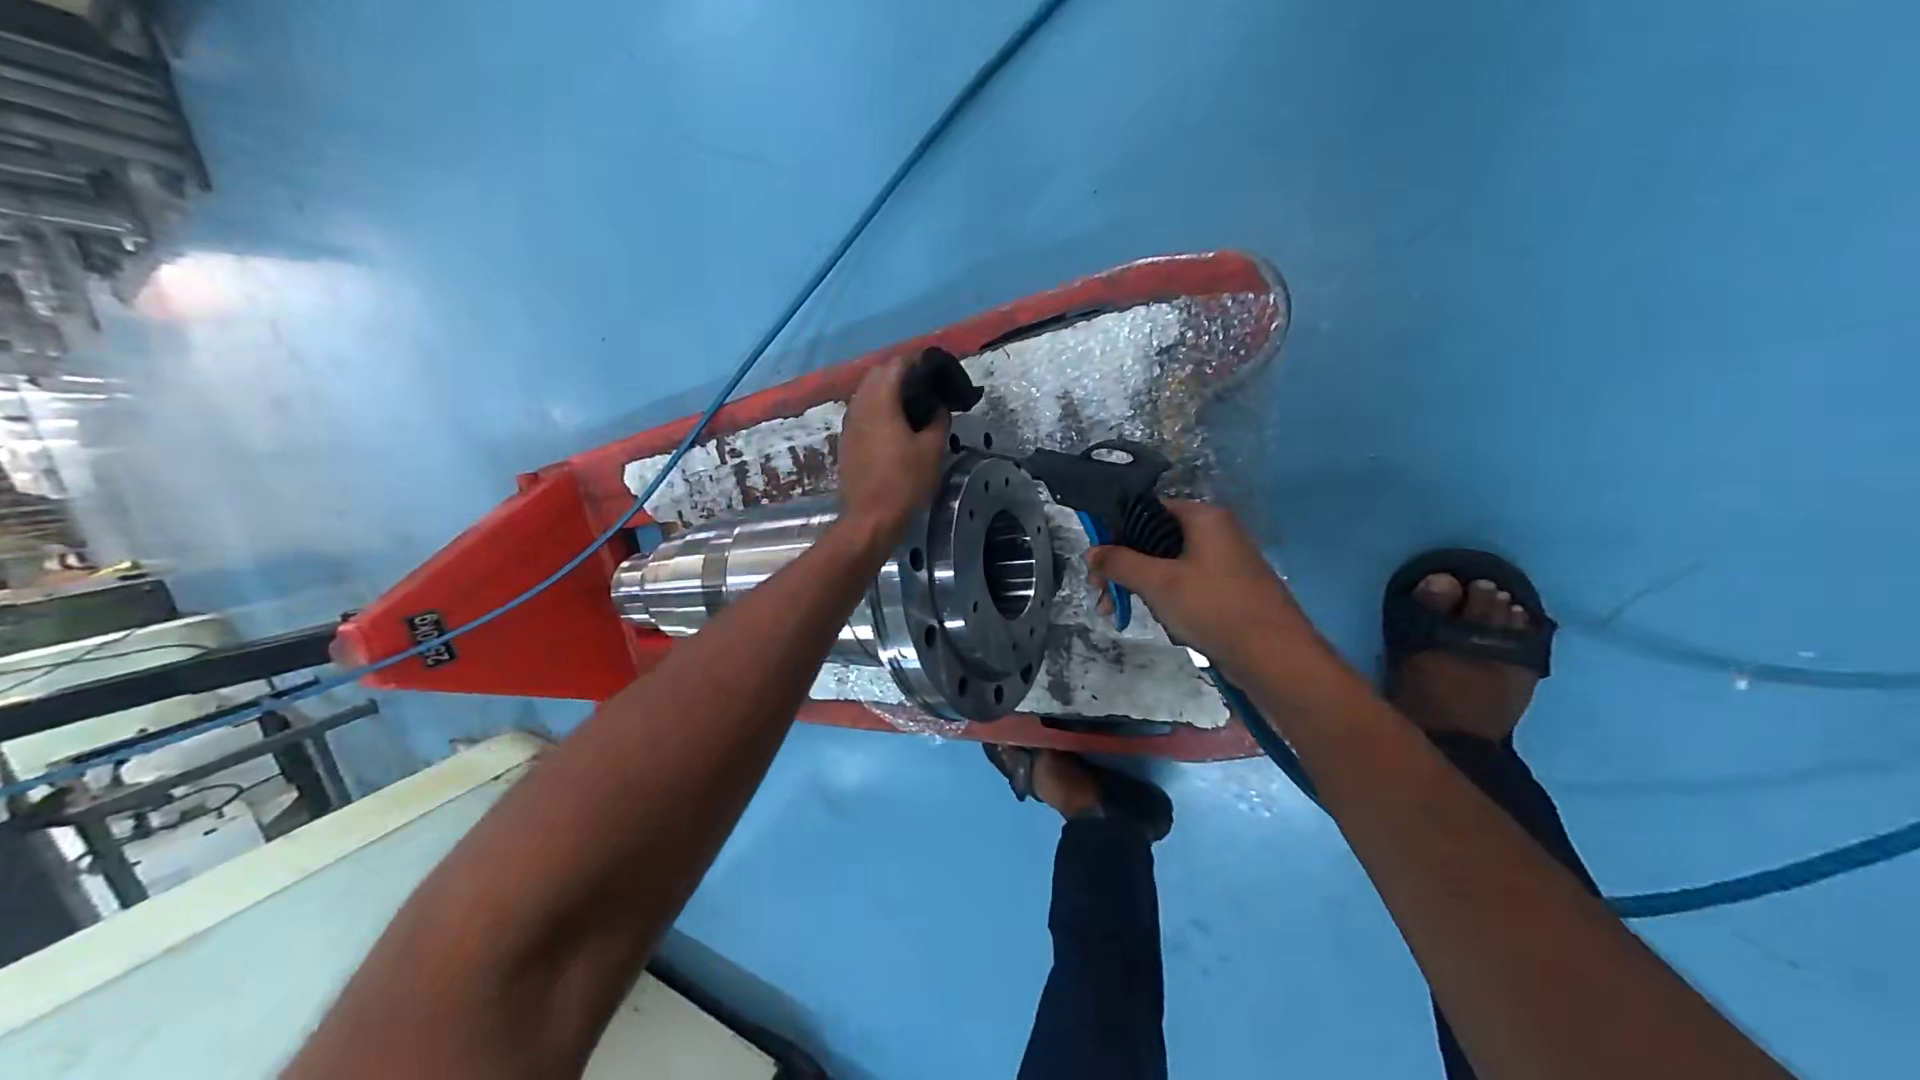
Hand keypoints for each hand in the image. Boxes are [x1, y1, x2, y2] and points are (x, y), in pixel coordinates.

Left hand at [837, 356, 950, 538]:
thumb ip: (938, 420)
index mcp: (881, 403)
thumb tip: (938, 405)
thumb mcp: (932, 450)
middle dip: (899, 372)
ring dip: (886, 390)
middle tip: (924, 385)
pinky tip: (894, 424)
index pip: (895, 365)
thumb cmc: (904, 482)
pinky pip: (861, 411)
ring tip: (911, 403)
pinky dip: (877, 408)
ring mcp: (849, 424)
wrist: (871, 517)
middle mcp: (859, 407)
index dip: (916, 362)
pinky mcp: (846, 440)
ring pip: (866, 393)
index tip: (934, 370)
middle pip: (876, 375)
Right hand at [1087, 500, 1326, 674]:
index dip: (1117, 534)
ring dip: (1144, 588)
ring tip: (1124, 613)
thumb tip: (1091, 552)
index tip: (1098, 564)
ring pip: (1170, 566)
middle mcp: (1217, 532)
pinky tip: (1163, 622)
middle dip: (1125, 569)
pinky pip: (1188, 585)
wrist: (1275, 655)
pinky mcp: (1230, 589)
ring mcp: (1226, 562)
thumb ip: (1120, 563)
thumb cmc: (1213, 608)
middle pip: (1156, 540)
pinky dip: (1169, 599)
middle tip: (1103, 596)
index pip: (1148, 510)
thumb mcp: (1158, 583)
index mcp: (1204, 518)